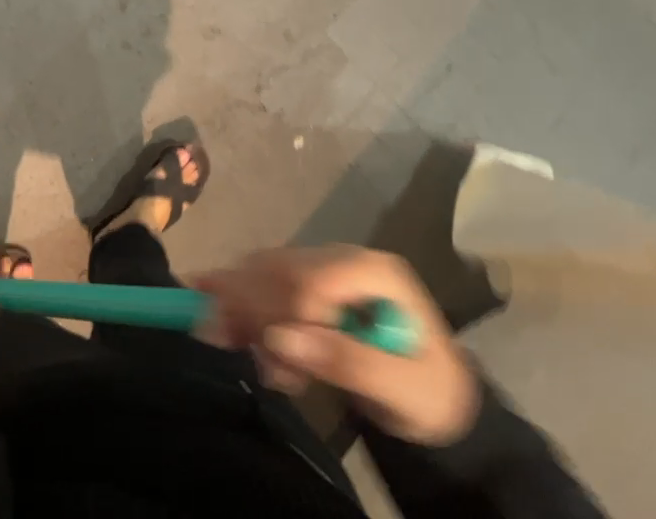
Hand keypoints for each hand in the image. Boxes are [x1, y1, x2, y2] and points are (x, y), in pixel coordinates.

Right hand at [199, 245, 478, 444]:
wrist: (435, 397)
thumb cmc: (428, 393)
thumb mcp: (403, 390)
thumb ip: (347, 362)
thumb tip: (280, 337)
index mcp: (374, 272)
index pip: (311, 280)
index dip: (282, 314)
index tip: (272, 358)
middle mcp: (342, 258)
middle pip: (278, 269)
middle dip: (246, 306)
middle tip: (219, 341)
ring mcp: (321, 267)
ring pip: (260, 271)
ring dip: (238, 306)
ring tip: (228, 341)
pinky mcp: (304, 282)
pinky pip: (258, 281)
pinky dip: (240, 306)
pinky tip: (232, 329)